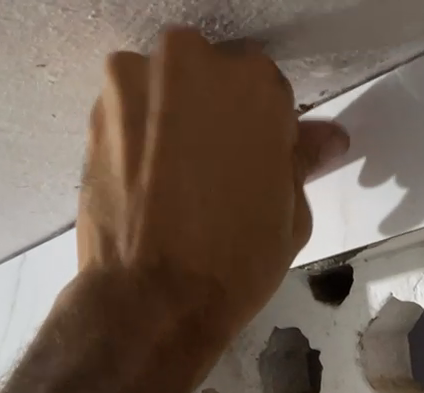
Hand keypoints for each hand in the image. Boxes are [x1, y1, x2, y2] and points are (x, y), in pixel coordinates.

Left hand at [77, 28, 347, 341]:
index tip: (264, 172)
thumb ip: (302, 162)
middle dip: (221, 121)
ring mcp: (134, 82)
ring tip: (184, 191)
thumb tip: (326, 137)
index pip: (270, 94)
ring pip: (169, 95)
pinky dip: (145, 144)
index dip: (269, 136)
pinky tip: (153, 192)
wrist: (153, 299)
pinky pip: (134, 118)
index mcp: (254, 85)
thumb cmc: (236, 263)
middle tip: (224, 182)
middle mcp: (190, 62)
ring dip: (179, 128)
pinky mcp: (96, 113)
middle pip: (214, 81)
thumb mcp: (291, 217)